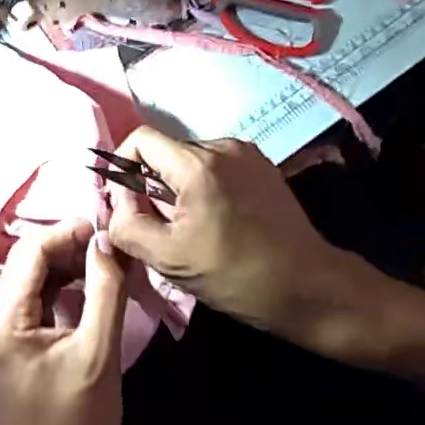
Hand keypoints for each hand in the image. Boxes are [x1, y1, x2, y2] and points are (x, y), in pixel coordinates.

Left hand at [0, 219, 127, 424]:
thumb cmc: (76, 424)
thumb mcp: (98, 351)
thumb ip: (105, 288)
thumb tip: (108, 236)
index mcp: (2, 319)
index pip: (32, 249)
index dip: (71, 232)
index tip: (110, 232)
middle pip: (31, 259)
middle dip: (73, 246)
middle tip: (114, 248)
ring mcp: (2, 331)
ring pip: (37, 275)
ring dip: (72, 265)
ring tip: (111, 264)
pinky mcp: (16, 343)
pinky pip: (40, 297)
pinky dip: (67, 285)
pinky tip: (95, 287)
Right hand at [104, 128, 374, 345]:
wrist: (307, 285)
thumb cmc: (236, 274)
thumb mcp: (171, 259)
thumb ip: (130, 226)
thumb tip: (117, 206)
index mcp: (198, 162)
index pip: (142, 139)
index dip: (122, 166)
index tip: (125, 204)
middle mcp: (223, 145)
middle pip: (168, 152)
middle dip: (151, 184)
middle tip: (156, 227)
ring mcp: (247, 154)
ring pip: (192, 161)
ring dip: (179, 189)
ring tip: (189, 229)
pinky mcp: (262, 167)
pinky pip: (218, 167)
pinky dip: (205, 188)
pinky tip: (215, 222)